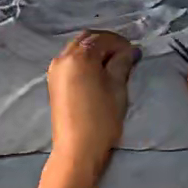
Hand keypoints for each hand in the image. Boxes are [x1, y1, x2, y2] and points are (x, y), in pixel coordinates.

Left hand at [47, 30, 137, 172]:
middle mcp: (62, 57)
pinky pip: (69, 60)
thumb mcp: (117, 88)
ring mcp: (55, 69)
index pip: (102, 38)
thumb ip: (121, 63)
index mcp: (78, 57)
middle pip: (86, 39)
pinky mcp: (53, 81)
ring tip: (112, 64)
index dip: (120, 43)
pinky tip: (97, 71)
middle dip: (106, 42)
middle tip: (123, 55)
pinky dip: (83, 59)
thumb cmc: (101, 118)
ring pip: (76, 48)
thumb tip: (129, 51)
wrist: (77, 149)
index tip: (134, 53)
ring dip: (94, 50)